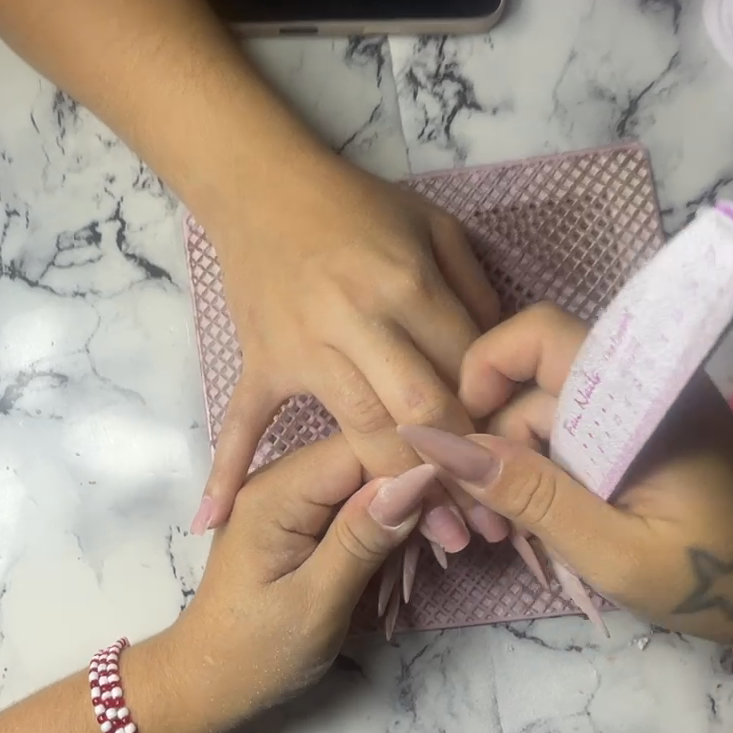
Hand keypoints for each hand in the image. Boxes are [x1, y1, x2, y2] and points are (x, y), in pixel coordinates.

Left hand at [160, 438, 433, 727]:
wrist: (208, 680)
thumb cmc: (257, 652)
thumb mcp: (316, 602)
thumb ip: (362, 538)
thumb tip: (420, 476)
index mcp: (274, 492)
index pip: (358, 447)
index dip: (414, 472)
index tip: (461, 517)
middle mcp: (277, 478)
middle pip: (362, 456)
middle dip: (415, 491)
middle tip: (460, 539)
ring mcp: (287, 494)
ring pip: (362, 478)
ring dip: (404, 509)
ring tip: (444, 547)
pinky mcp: (297, 515)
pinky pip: (350, 500)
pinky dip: (383, 523)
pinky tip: (410, 548)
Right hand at [193, 158, 505, 552]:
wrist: (261, 188)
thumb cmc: (355, 207)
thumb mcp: (433, 227)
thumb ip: (472, 293)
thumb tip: (496, 365)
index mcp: (405, 284)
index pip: (461, 370)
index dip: (495, 425)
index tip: (520, 473)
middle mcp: (355, 322)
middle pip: (416, 412)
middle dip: (457, 473)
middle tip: (487, 528)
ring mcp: (300, 349)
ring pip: (356, 429)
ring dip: (395, 490)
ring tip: (433, 544)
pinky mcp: (261, 364)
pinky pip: (245, 422)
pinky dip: (228, 469)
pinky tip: (212, 519)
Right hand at [399, 303, 732, 653]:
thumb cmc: (714, 581)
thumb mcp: (612, 551)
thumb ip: (528, 494)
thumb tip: (438, 445)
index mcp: (643, 397)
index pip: (541, 334)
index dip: (484, 369)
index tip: (461, 440)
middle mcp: (634, 389)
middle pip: (524, 387)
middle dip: (490, 446)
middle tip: (486, 523)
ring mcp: (629, 414)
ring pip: (532, 418)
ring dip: (508, 471)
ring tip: (511, 534)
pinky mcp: (625, 438)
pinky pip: (554, 439)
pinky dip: (532, 477)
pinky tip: (535, 523)